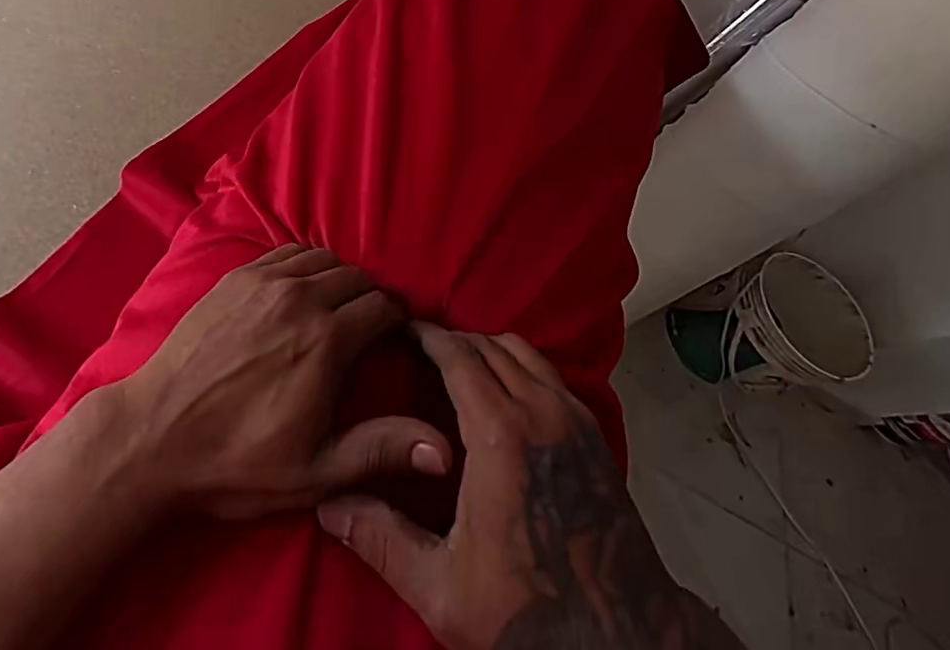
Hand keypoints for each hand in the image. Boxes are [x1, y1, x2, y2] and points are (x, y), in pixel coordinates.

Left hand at [110, 244, 452, 519]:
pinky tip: (300, 288)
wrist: (154, 436)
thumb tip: (446, 448)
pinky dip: (305, 265)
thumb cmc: (237, 461)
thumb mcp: (315, 471)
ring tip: (337, 306)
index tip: (395, 338)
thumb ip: (381, 449)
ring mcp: (263, 282)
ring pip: (324, 259)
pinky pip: (286, 254)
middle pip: (357, 278)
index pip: (383, 308)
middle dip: (371, 298)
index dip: (397, 321)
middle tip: (368, 326)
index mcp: (327, 341)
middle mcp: (300, 298)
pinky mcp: (234, 277)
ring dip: (340, 278)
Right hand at [317, 323, 745, 649]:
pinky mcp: (594, 433)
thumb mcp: (441, 587)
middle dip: (453, 340)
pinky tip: (503, 391)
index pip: (459, 357)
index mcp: (501, 435)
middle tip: (422, 349)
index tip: (403, 330)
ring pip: (524, 352)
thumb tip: (326, 506)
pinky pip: (549, 373)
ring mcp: (574, 419)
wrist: (623, 641)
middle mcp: (541, 413)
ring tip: (459, 365)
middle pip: (490, 346)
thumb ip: (381, 539)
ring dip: (488, 348)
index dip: (428, 337)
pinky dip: (519, 364)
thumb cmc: (529, 613)